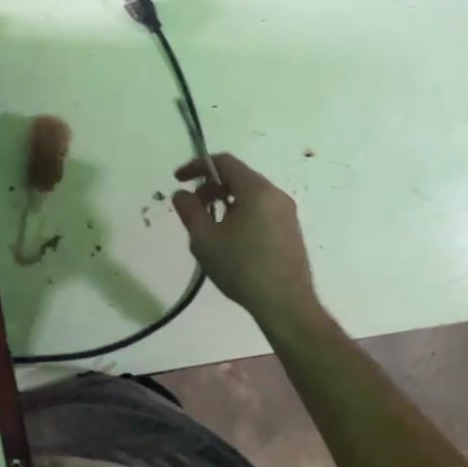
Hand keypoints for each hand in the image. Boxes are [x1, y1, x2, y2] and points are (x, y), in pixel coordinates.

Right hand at [172, 154, 324, 323]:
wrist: (285, 304)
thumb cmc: (242, 268)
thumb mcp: (204, 239)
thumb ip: (189, 210)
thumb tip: (181, 194)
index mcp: (257, 191)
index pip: (224, 162)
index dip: (197, 166)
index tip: (178, 179)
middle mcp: (275, 195)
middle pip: (238, 176)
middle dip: (210, 186)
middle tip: (192, 207)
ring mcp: (286, 213)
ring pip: (249, 194)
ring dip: (224, 200)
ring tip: (208, 225)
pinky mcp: (289, 230)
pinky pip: (260, 209)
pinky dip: (240, 211)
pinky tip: (229, 238)